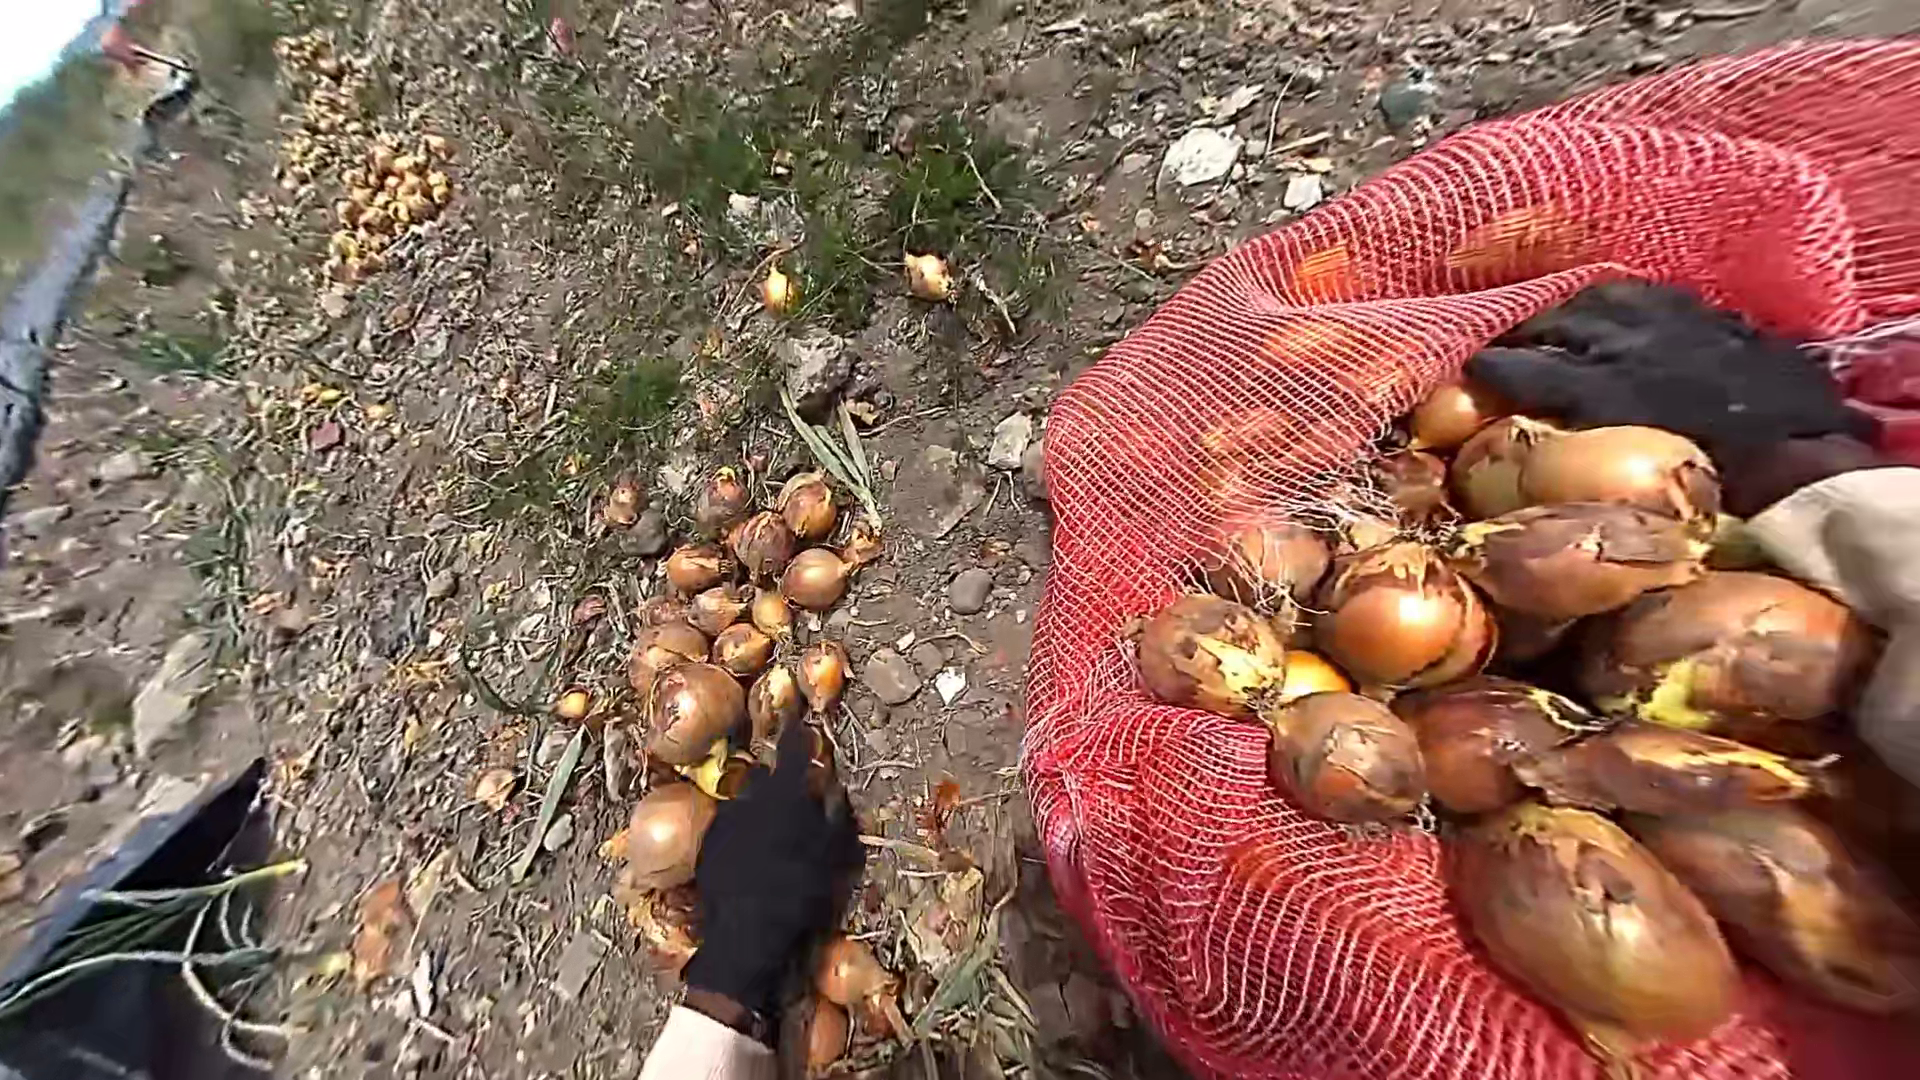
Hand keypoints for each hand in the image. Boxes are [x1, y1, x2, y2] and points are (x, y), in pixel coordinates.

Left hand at [682, 718, 863, 1020]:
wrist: (746, 935)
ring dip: (759, 804)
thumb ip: (834, 814)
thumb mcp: (833, 853)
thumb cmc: (799, 892)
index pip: (792, 750)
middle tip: (793, 796)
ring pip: (746, 798)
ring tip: (770, 829)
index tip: (800, 722)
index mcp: (784, 795)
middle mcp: (751, 798)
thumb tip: (833, 788)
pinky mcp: (708, 842)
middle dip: (780, 779)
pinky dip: (741, 828)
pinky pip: (729, 823)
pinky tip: (750, 852)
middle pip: (768, 774)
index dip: (798, 733)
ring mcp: (725, 819)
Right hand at [1467, 281, 1873, 454]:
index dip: (1486, 366)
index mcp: (1598, 388)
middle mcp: (1630, 348)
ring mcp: (1675, 327)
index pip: (1519, 366)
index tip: (1466, 371)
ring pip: (1601, 299)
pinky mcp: (1715, 319)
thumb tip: (1510, 415)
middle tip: (1502, 347)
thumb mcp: (1607, 455)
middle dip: (1520, 332)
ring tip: (1553, 327)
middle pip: (1555, 322)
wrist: (1795, 460)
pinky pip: (1651, 296)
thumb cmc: (1690, 470)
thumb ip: (1556, 425)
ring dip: (1567, 311)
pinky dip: (1619, 304)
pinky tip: (1610, 319)